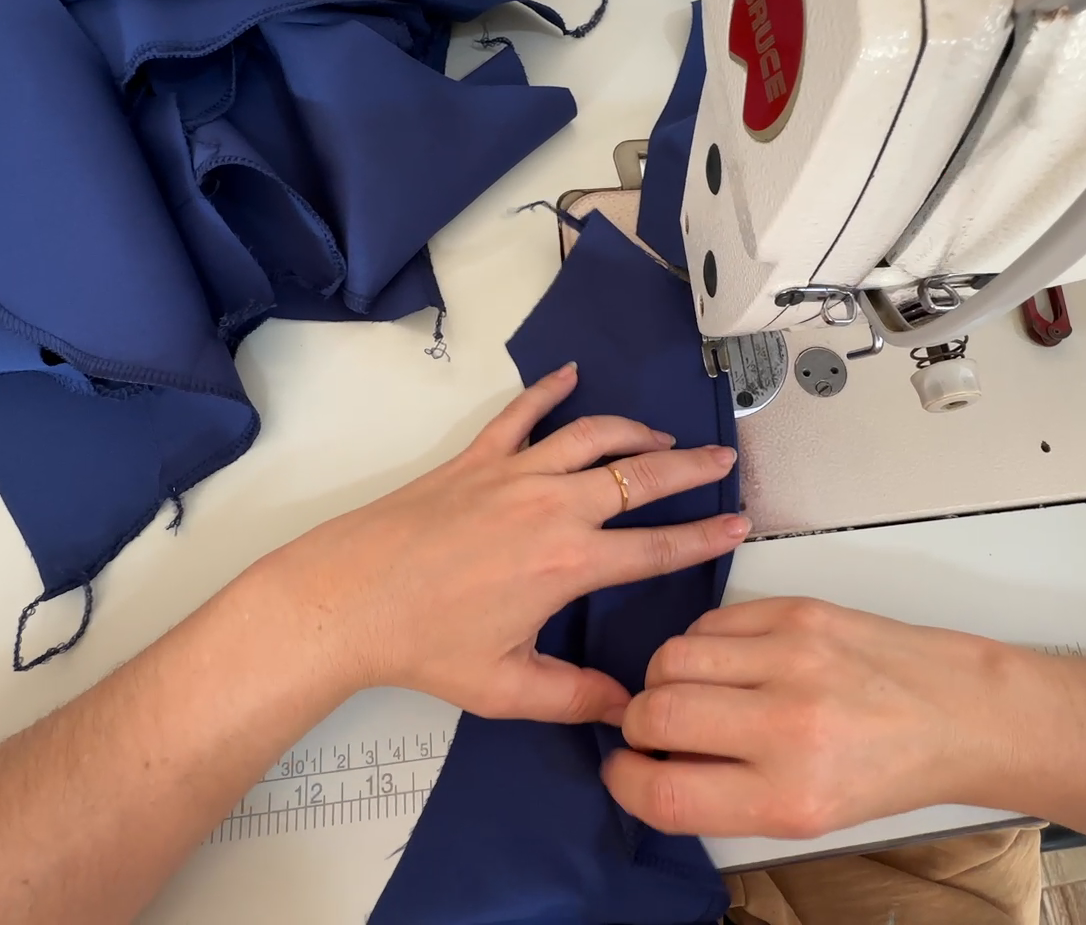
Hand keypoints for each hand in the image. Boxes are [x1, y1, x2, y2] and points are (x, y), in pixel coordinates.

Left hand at [260, 363, 747, 724]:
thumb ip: (573, 697)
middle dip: (690, 467)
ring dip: (634, 432)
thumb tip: (627, 710)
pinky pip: (522, 413)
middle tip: (722, 458)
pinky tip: (571, 374)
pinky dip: (549, 390)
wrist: (347, 599)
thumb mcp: (505, 686)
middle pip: (640, 477)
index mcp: (568, 564)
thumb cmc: (425, 645)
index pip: (656, 548)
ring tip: (661, 438)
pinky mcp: (479, 457)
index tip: (738, 522)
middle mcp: (553, 507)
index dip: (705, 536)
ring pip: (593, 436)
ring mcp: (515, 473)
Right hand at [601, 598, 1038, 837]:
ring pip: (673, 655)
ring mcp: (792, 656)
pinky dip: (700, 643)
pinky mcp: (797, 610)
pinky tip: (725, 660)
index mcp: (791, 796)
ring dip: (664, 677)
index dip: (624, 780)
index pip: (667, 791)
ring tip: (690, 688)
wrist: (954, 710)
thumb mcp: (806, 811)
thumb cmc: (882, 772)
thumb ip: (724, 791)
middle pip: (659, 713)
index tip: (623, 768)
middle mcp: (788, 725)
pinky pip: (710, 621)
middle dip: (637, 722)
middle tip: (654, 725)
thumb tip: (652, 756)